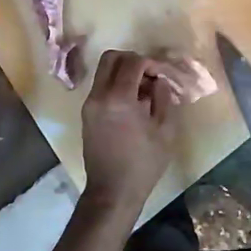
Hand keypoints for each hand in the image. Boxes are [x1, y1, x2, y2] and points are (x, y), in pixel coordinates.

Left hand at [79, 50, 178, 214]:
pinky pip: (101, 87)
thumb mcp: (164, 130)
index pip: (132, 62)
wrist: (112, 191)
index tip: (163, 75)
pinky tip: (133, 103)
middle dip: (133, 60)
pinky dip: (116, 85)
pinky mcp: (87, 114)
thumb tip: (159, 81)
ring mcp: (89, 104)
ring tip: (143, 91)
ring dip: (123, 72)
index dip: (151, 63)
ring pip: (104, 71)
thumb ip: (163, 98)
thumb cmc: (143, 163)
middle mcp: (98, 95)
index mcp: (118, 98)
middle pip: (111, 58)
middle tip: (150, 75)